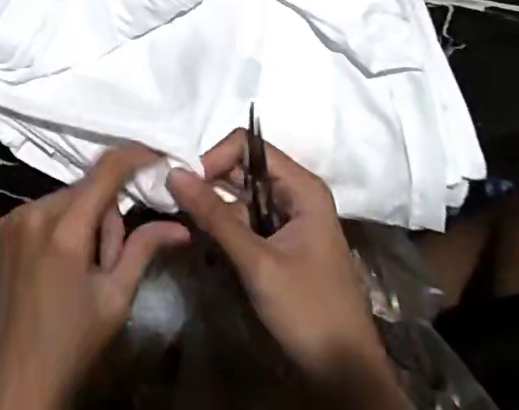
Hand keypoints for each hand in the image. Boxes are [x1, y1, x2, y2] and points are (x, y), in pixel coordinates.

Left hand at [0, 146, 190, 409]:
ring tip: (84, 270)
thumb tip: (181, 226)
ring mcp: (13, 219)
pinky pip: (45, 210)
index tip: (159, 154)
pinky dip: (62, 226)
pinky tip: (61, 266)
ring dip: (85, 221)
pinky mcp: (1, 230)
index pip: (107, 170)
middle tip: (110, 262)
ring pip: (67, 199)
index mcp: (64, 228)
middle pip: (88, 189)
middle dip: (108, 215)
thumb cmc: (70, 345)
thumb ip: (144, 249)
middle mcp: (34, 211)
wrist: (11, 385)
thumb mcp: (115, 299)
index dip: (136, 156)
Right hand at [167, 131, 401, 398]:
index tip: (187, 183)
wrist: (344, 373)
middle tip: (174, 199)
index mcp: (302, 187)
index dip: (215, 157)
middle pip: (243, 167)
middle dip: (209, 179)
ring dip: (213, 202)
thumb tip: (174, 173)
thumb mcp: (257, 262)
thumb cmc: (308, 310)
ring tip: (182, 217)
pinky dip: (224, 222)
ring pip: (241, 193)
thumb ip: (214, 216)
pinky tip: (202, 235)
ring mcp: (289, 217)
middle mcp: (296, 193)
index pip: (248, 146)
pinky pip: (246, 217)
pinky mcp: (280, 240)